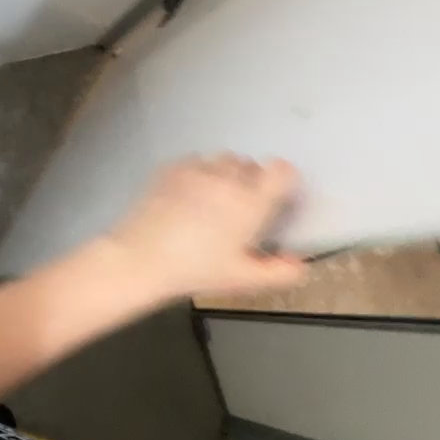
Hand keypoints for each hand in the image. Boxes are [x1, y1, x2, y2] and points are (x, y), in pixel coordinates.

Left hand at [103, 154, 307, 300]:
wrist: (140, 258)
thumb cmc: (195, 270)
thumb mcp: (243, 280)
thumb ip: (280, 272)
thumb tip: (299, 261)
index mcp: (250, 202)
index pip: (281, 170)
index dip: (281, 180)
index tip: (273, 198)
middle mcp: (226, 179)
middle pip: (250, 164)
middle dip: (250, 181)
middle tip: (237, 208)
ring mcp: (196, 170)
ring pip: (221, 159)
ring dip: (223, 174)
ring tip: (211, 200)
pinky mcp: (170, 168)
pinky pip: (193, 161)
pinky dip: (196, 172)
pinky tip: (186, 196)